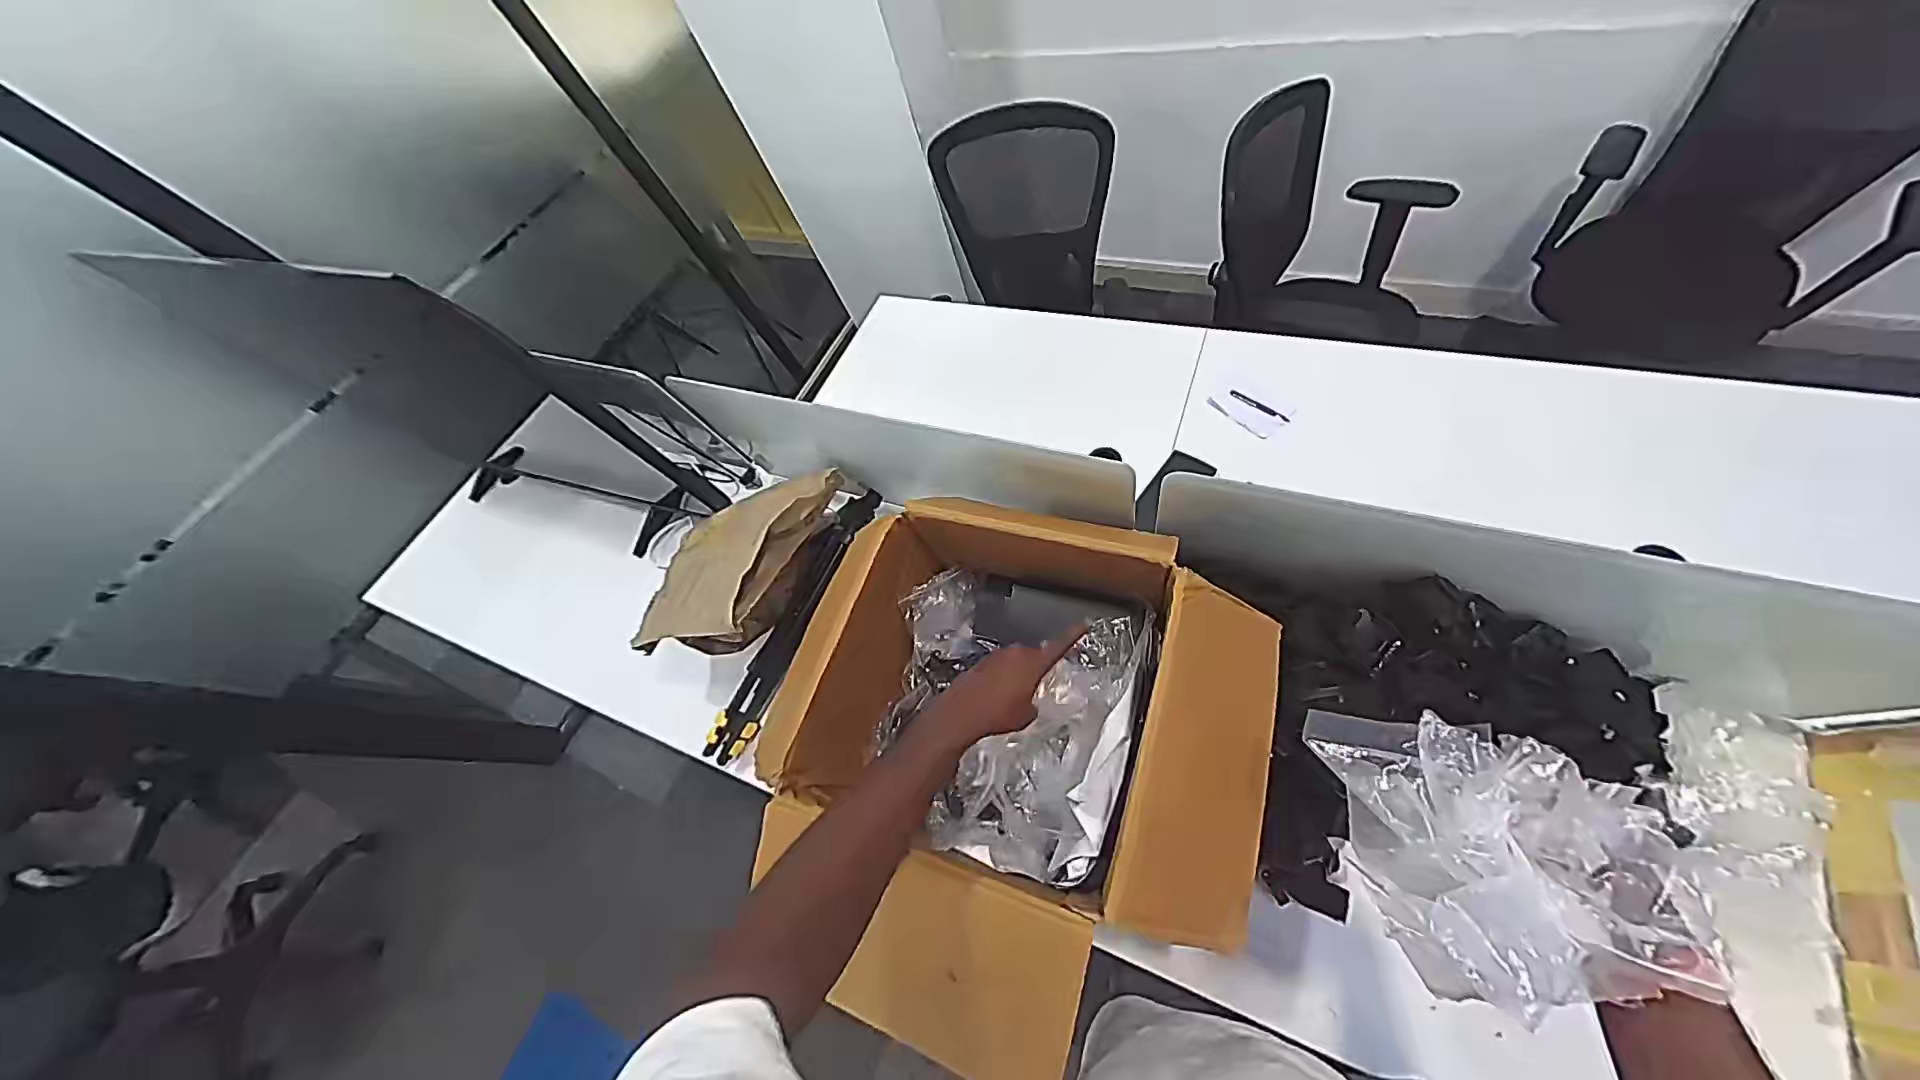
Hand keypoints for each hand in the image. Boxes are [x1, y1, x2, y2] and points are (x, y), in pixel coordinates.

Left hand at [914, 625, 1088, 751]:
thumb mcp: (1027, 715)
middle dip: (1039, 667)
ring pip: (1016, 660)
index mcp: (1034, 663)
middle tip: (1040, 685)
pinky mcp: (981, 663)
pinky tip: (997, 695)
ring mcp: (997, 655)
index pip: (1059, 645)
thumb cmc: (998, 714)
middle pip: (1035, 654)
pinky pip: (999, 666)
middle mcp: (1016, 653)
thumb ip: (1035, 702)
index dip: (1073, 635)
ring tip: (1015, 696)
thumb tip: (1031, 702)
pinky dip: (1002, 676)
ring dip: (1018, 672)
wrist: (960, 714)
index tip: (1083, 625)